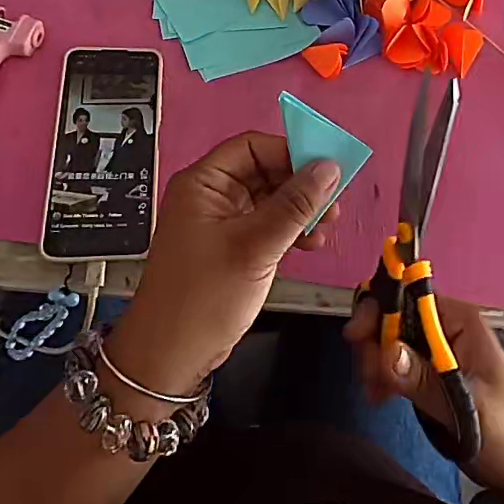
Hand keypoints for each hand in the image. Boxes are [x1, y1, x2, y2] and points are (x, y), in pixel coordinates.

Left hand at [117, 132, 340, 392]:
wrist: (171, 357)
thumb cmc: (203, 297)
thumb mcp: (255, 246)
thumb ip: (295, 204)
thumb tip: (328, 167)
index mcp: (204, 183)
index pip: (252, 147)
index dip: (290, 152)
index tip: (325, 169)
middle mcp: (212, 195)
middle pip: (266, 171)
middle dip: (301, 185)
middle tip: (332, 204)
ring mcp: (223, 222)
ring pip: (272, 198)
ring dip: (301, 209)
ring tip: (326, 228)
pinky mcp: (234, 246)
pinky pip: (269, 223)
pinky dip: (292, 229)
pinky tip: (311, 243)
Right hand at [344, 295, 503, 497]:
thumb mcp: (467, 406)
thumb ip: (425, 379)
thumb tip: (386, 350)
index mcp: (460, 321)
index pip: (409, 296)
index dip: (379, 310)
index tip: (357, 338)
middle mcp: (447, 328)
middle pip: (394, 316)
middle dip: (374, 343)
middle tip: (369, 379)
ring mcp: (438, 351)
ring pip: (390, 340)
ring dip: (376, 363)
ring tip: (375, 394)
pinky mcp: (431, 374)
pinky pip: (396, 363)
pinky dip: (382, 376)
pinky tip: (380, 397)